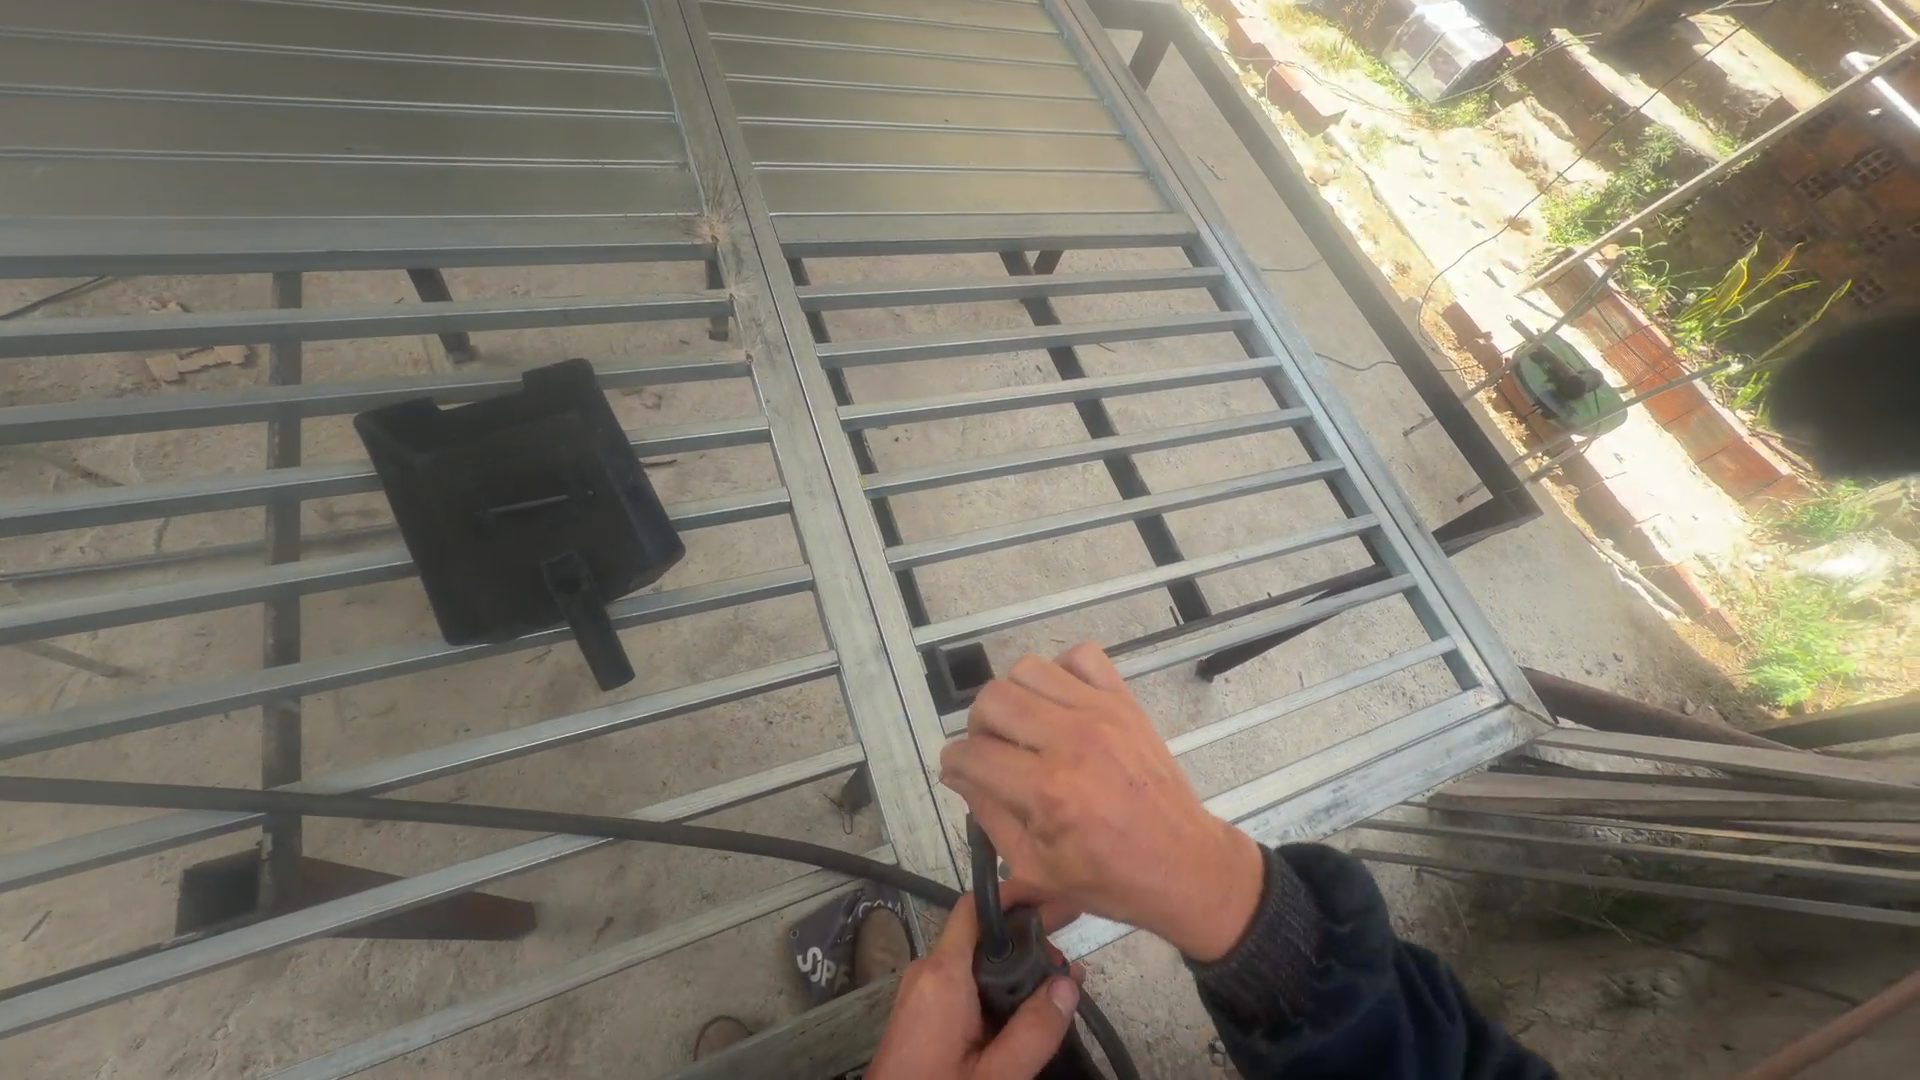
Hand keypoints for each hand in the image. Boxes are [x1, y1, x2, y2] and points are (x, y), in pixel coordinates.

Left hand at [867, 886, 1080, 1079]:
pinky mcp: (921, 1016)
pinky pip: (962, 987)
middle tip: (1068, 963)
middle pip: (980, 937)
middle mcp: (927, 972)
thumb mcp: (996, 1077)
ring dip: (1013, 971)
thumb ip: (1034, 1031)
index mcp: (943, 974)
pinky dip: (994, 991)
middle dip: (1025, 942)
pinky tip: (1024, 1014)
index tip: (1052, 896)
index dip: (1013, 894)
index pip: (975, 907)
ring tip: (1055, 989)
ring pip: (973, 965)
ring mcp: (920, 994)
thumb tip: (1068, 984)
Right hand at [939, 644, 1265, 962]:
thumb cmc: (1109, 878)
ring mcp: (1101, 713)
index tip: (959, 771)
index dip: (954, 763)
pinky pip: (1081, 656)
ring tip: (1026, 727)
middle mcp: (1070, 741)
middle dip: (978, 727)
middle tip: (993, 752)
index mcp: (1046, 792)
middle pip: (992, 700)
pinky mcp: (1124, 701)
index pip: (971, 753)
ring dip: (1014, 697)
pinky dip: (1062, 671)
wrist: (1184, 865)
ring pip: (1027, 669)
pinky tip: (1062, 704)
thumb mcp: (1035, 866)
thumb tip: (959, 773)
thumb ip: (988, 815)